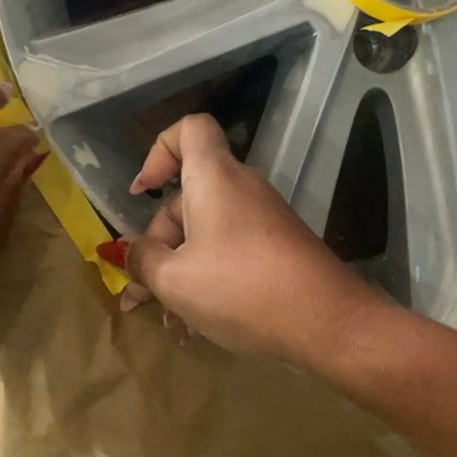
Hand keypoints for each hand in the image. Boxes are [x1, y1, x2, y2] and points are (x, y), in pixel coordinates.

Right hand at [116, 114, 378, 362]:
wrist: (328, 321)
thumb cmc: (241, 288)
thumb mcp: (175, 281)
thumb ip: (142, 261)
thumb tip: (129, 252)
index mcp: (213, 178)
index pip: (188, 129)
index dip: (158, 151)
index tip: (142, 193)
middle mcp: (239, 188)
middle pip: (186, 198)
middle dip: (158, 244)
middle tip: (141, 295)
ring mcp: (261, 219)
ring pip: (205, 233)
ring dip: (179, 272)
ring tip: (168, 323)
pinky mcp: (277, 248)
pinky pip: (228, 251)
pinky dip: (207, 279)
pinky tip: (196, 327)